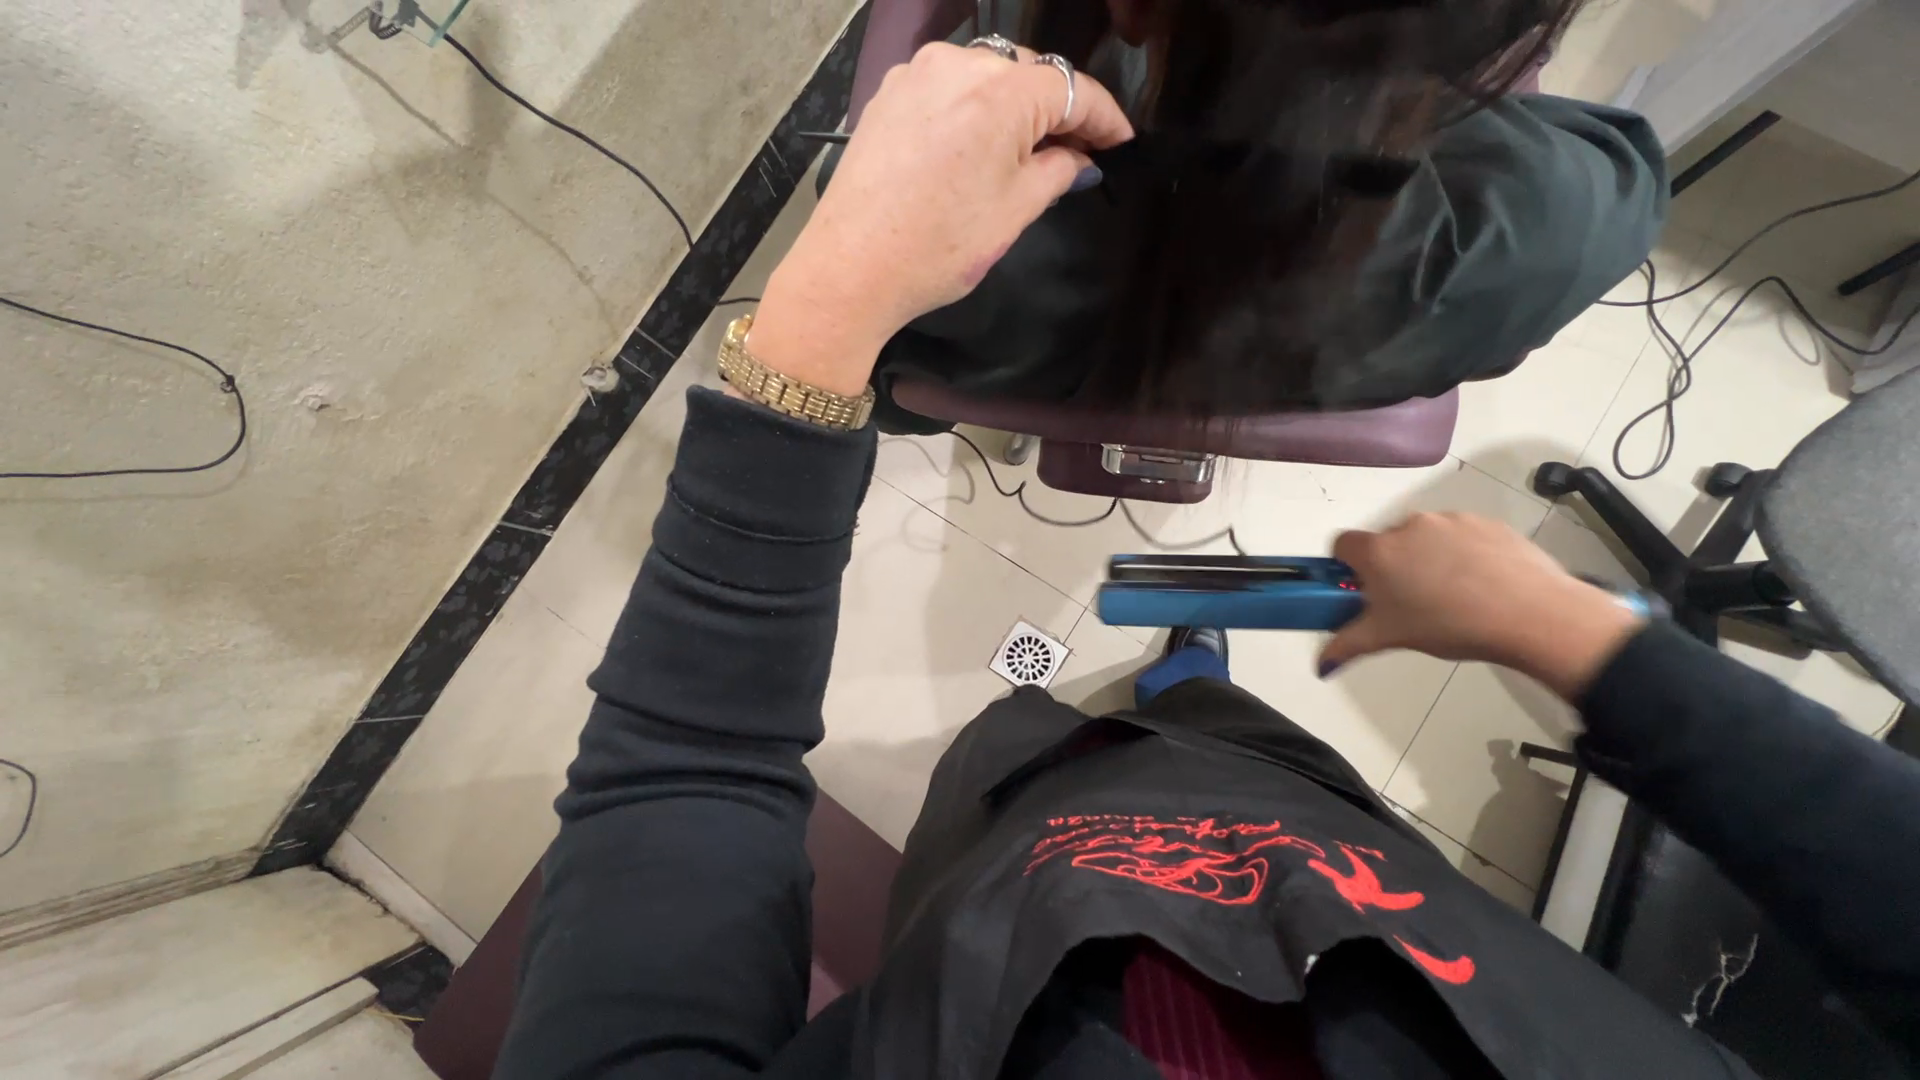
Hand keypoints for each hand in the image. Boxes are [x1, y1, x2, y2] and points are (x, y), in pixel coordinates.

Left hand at [745, 42, 1134, 395]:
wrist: (851, 269)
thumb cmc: (937, 248)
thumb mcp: (1013, 213)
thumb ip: (1057, 172)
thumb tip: (1081, 158)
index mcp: (1000, 93)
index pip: (1073, 89)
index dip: (1105, 117)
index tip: (1122, 142)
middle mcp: (959, 65)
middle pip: (1029, 75)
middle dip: (1058, 112)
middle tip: (1076, 155)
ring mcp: (918, 75)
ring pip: (986, 78)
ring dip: (1013, 110)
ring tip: (1024, 156)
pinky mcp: (889, 95)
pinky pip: (948, 90)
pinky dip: (972, 112)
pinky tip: (976, 149)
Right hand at [1318, 513, 1644, 700]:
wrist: (1533, 614)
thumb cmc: (1449, 625)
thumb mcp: (1390, 639)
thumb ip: (1347, 646)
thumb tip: (1320, 665)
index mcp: (1377, 551)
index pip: (1341, 545)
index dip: (1346, 567)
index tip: (1362, 590)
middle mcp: (1408, 526)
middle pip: (1385, 543)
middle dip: (1390, 567)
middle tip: (1409, 602)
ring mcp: (1450, 520)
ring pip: (1424, 538)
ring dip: (1426, 559)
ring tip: (1451, 596)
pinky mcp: (1487, 523)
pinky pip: (1461, 536)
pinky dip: (1462, 555)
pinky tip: (1481, 585)